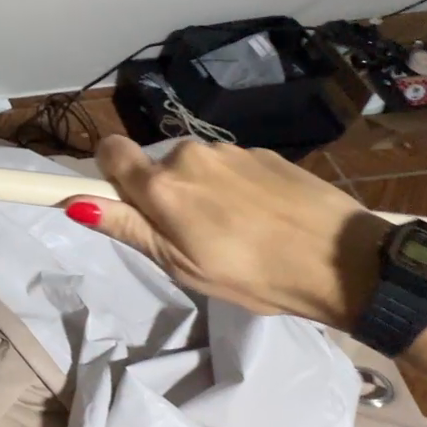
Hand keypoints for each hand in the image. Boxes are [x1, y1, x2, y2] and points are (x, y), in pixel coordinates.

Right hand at [67, 136, 393, 327]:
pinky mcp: (265, 153)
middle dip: (163, 192)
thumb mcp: (182, 266)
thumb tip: (75, 202)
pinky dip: (236, 187)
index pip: (108, 150)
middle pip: (154, 165)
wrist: (351, 264)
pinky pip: (230, 166)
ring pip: (194, 166)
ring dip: (202, 190)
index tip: (125, 199)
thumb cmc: (256, 276)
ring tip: (237, 229)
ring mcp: (229, 151)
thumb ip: (128, 228)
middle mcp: (187, 155)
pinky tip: (263, 217)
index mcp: (161, 186)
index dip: (108, 172)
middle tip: (194, 236)